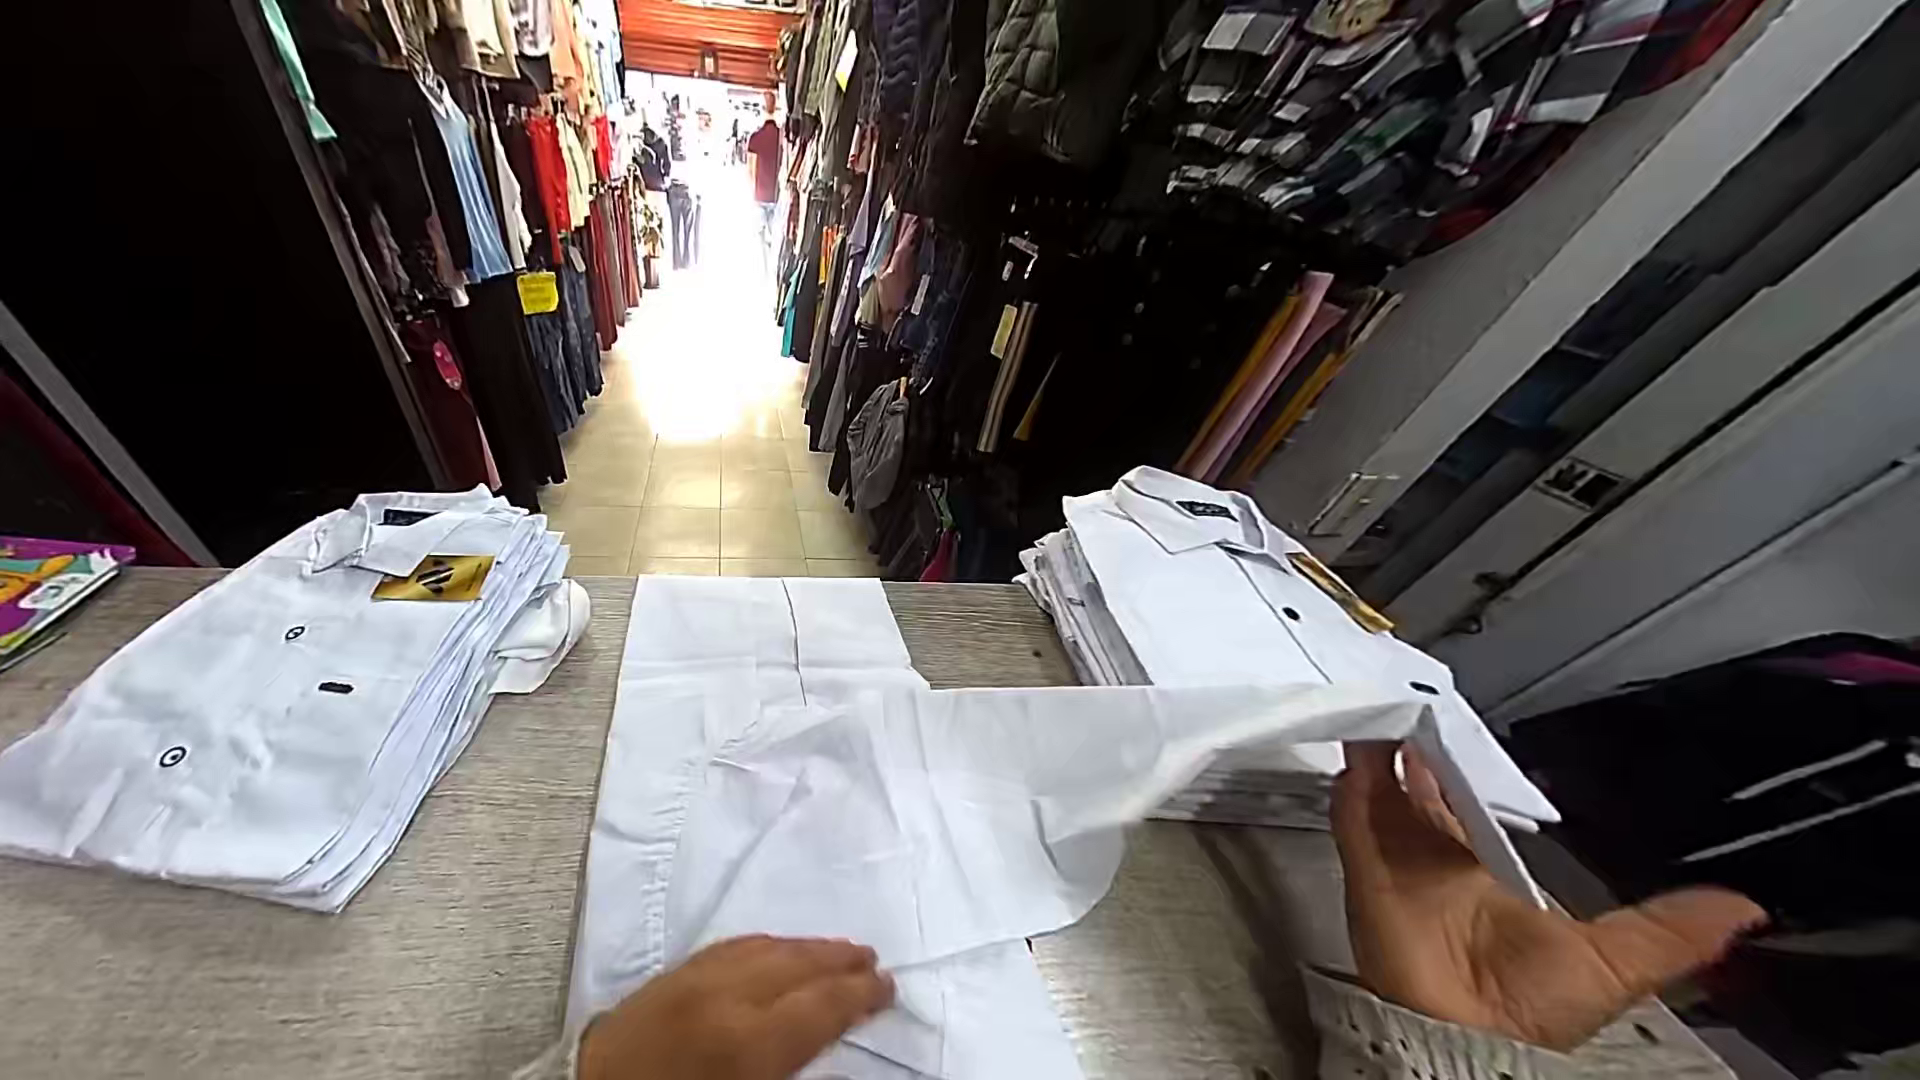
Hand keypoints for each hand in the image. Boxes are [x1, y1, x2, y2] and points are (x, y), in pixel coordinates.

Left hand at [580, 935, 894, 1079]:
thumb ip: (788, 1068)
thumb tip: (826, 1032)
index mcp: (746, 1044)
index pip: (821, 1007)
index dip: (859, 994)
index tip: (887, 986)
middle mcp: (729, 996)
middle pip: (802, 966)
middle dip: (842, 961)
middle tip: (873, 960)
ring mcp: (700, 976)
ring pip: (774, 948)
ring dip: (811, 947)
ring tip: (840, 950)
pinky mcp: (677, 971)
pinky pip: (739, 944)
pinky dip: (772, 944)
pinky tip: (783, 947)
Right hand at [1331, 741, 1765, 1051]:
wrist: (1469, 1033)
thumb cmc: (1534, 999)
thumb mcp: (1614, 962)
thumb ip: (1666, 931)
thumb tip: (1744, 906)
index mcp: (1472, 862)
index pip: (1458, 800)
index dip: (1455, 765)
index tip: (1456, 729)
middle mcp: (1427, 849)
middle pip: (1413, 783)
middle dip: (1414, 745)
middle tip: (1420, 706)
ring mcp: (1390, 849)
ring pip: (1379, 786)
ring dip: (1380, 750)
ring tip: (1389, 709)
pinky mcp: (1363, 855)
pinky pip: (1350, 807)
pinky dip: (1353, 776)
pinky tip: (1360, 744)